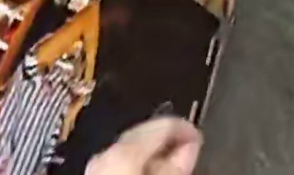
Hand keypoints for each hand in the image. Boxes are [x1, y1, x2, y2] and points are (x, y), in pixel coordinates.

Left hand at [86, 116, 201, 174]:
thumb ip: (176, 168)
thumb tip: (189, 148)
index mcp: (123, 151)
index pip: (162, 124)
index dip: (185, 129)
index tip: (198, 139)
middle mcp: (105, 156)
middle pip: (143, 138)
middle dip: (167, 145)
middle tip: (189, 155)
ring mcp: (95, 173)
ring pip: (131, 156)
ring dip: (153, 162)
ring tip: (173, 171)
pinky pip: (119, 170)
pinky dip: (138, 171)